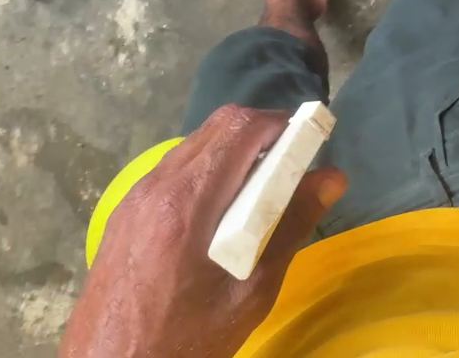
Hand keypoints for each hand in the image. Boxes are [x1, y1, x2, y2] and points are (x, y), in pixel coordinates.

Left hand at [60, 105, 346, 357]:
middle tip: (289, 161)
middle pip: (218, 125)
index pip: (241, 128)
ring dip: (233, 148)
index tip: (308, 140)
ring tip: (258, 187)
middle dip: (261, 131)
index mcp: (189, 203)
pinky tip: (218, 209)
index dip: (281, 122)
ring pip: (196, 142)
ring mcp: (136, 196)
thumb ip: (292, 227)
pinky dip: (207, 168)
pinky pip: (174, 167)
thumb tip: (333, 178)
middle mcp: (158, 185)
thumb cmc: (186, 341)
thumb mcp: (252, 293)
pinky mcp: (125, 211)